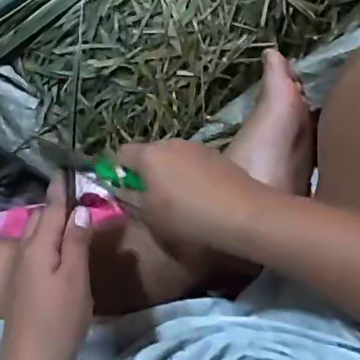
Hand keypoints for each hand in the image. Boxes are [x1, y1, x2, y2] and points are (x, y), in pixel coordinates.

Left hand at [0, 175, 92, 359]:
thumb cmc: (57, 319)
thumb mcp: (75, 278)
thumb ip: (76, 243)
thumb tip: (79, 210)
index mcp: (38, 246)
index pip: (50, 209)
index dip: (59, 190)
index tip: (65, 170)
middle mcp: (25, 252)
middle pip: (39, 220)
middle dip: (54, 204)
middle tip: (72, 192)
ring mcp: (21, 271)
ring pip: (35, 236)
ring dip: (50, 223)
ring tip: (69, 216)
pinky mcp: (23, 287)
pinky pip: (36, 251)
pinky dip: (48, 242)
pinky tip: (59, 250)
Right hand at [110, 140, 279, 254]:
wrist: (243, 214)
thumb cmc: (187, 215)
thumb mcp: (149, 215)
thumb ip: (129, 199)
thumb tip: (119, 190)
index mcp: (148, 154)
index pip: (121, 153)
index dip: (116, 171)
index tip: (121, 191)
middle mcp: (170, 143)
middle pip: (147, 154)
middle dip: (144, 173)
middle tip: (147, 200)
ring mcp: (196, 147)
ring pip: (171, 159)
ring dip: (167, 175)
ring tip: (176, 202)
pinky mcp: (217, 157)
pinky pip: (191, 164)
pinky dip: (188, 178)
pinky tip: (199, 199)